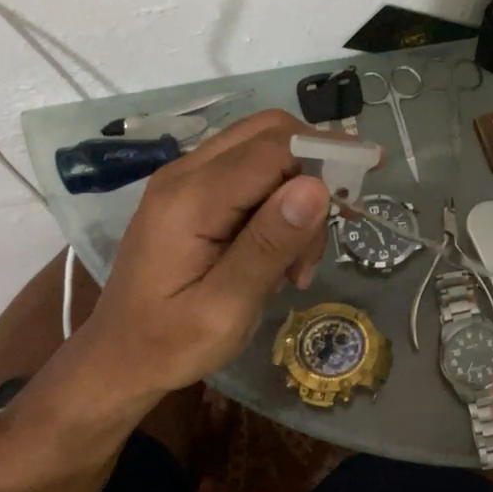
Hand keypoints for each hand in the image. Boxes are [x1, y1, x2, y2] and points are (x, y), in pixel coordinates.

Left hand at [73, 110, 332, 403]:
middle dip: (318, 166)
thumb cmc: (171, 343)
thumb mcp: (226, 308)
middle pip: (270, 133)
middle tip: (343, 219)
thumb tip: (317, 187)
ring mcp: (188, 181)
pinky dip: (284, 202)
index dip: (327, 152)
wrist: (120, 359)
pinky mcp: (196, 195)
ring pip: (267, 151)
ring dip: (302, 192)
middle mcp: (185, 175)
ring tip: (301, 262)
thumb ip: (268, 246)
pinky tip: (285, 253)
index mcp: (189, 200)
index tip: (372, 173)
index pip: (273, 149)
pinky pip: (254, 174)